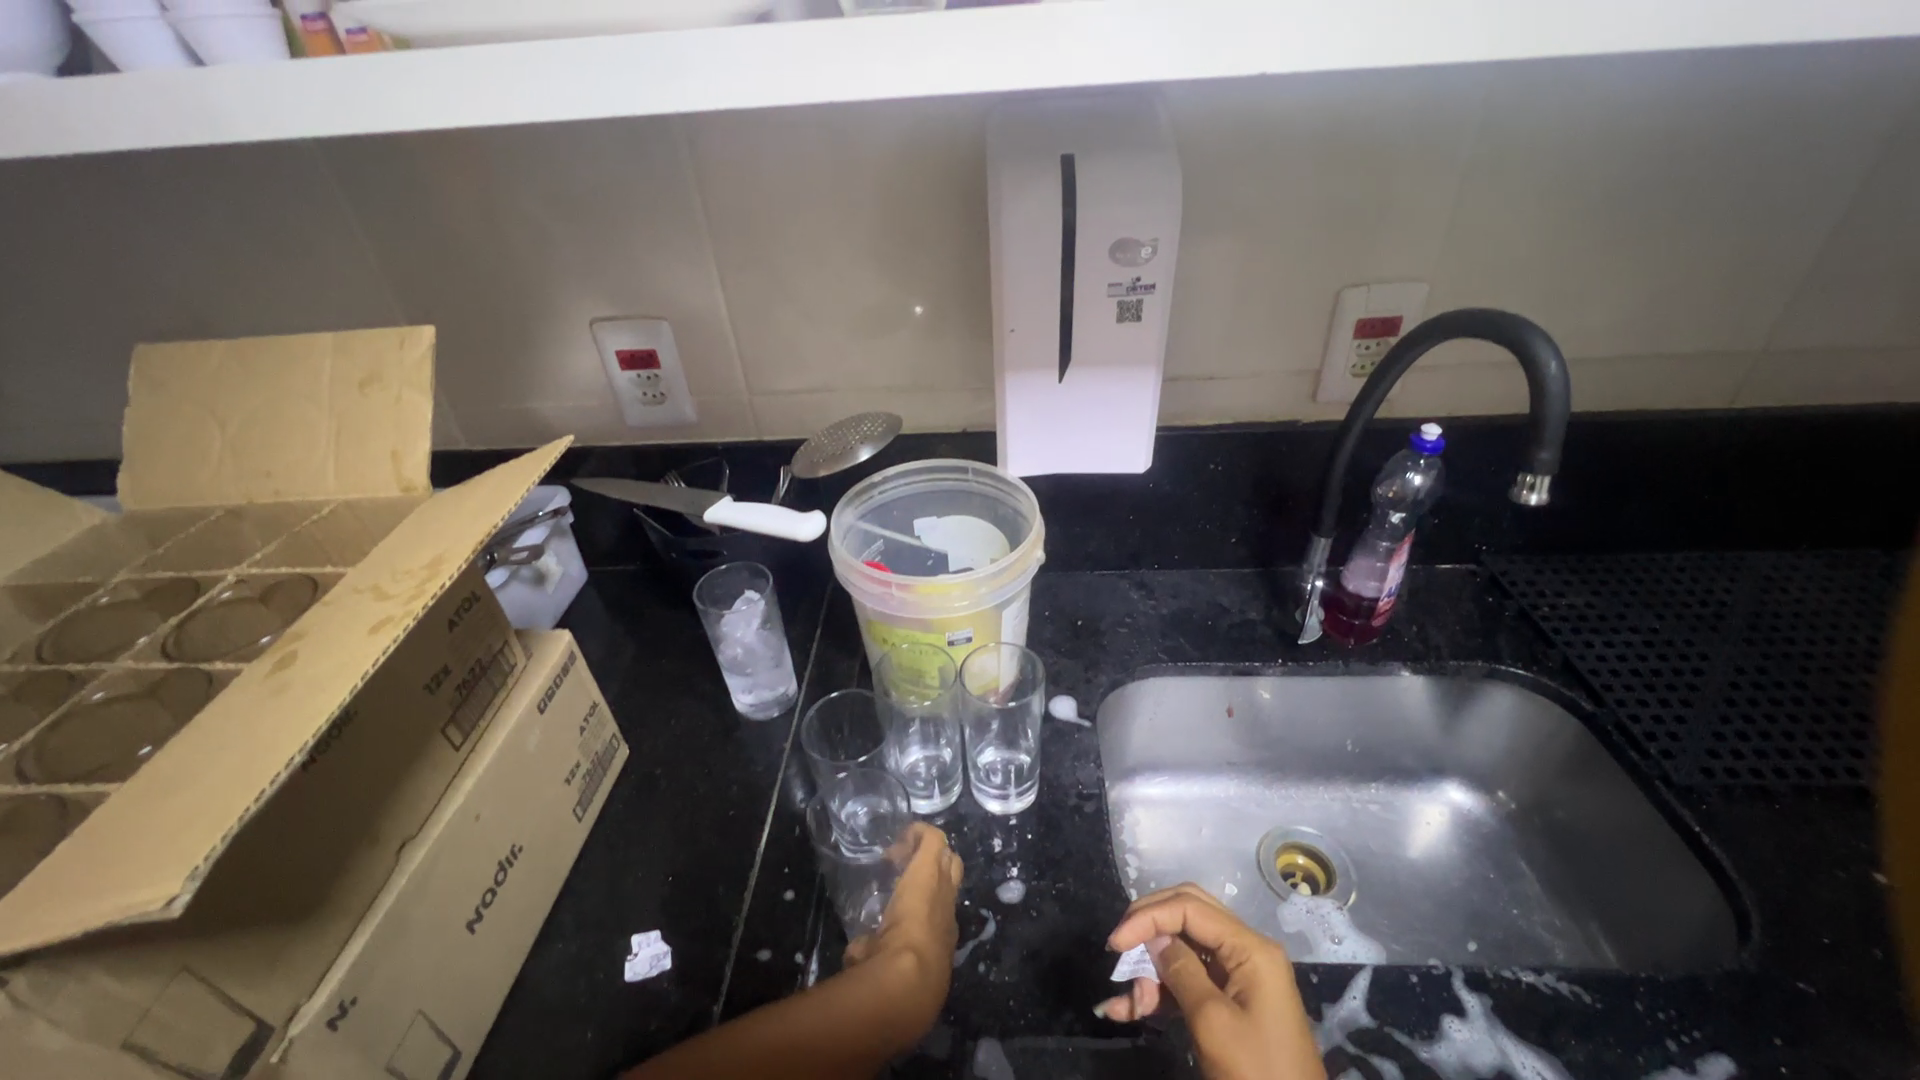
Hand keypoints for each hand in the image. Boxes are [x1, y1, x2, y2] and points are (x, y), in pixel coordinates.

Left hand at [843, 823, 963, 1032]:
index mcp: (941, 935)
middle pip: (953, 874)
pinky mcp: (928, 865)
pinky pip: (932, 838)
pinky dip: (918, 833)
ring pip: (947, 856)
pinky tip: (899, 839)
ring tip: (900, 853)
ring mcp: (941, 884)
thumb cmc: (901, 982)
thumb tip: (856, 952)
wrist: (912, 975)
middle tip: (906, 868)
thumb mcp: (883, 966)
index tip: (901, 899)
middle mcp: (947, 907)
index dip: (927, 900)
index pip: (940, 908)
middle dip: (937, 867)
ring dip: (926, 852)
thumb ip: (869, 956)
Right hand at [1095, 884, 1324, 1079]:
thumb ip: (1181, 971)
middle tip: (1118, 951)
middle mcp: (1245, 949)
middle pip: (1187, 914)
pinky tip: (1129, 1011)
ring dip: (1151, 969)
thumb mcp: (1212, 1022)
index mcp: (1250, 947)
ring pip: (1183, 948)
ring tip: (1130, 1005)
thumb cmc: (1257, 1073)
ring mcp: (1239, 974)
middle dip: (1148, 930)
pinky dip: (1159, 990)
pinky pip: (1188, 979)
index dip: (1147, 917)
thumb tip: (1154, 938)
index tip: (1114, 944)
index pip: (1189, 907)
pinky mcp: (1230, 999)